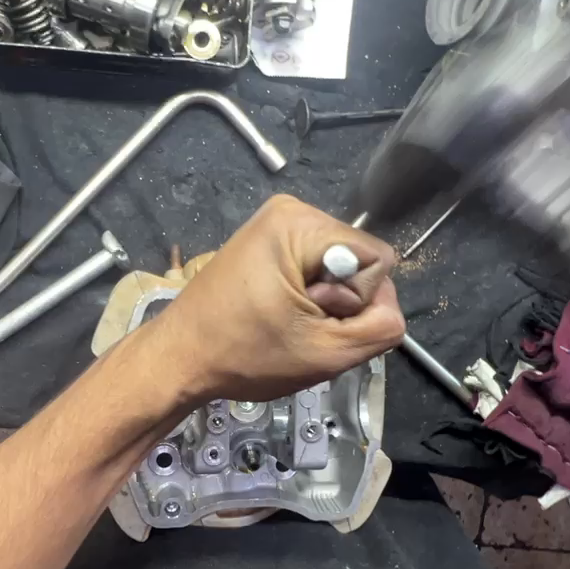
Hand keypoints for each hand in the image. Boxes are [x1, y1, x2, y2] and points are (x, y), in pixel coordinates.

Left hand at [141, 195, 404, 402]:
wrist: (180, 358)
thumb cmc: (245, 356)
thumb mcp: (327, 354)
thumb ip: (381, 327)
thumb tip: (390, 309)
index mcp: (301, 224)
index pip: (378, 260)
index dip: (357, 303)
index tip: (315, 322)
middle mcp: (291, 209)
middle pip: (358, 260)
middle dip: (339, 303)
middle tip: (297, 328)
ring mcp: (274, 223)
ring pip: (338, 268)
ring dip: (323, 304)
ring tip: (284, 324)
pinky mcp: (265, 242)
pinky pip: (315, 268)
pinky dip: (306, 298)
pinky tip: (278, 316)